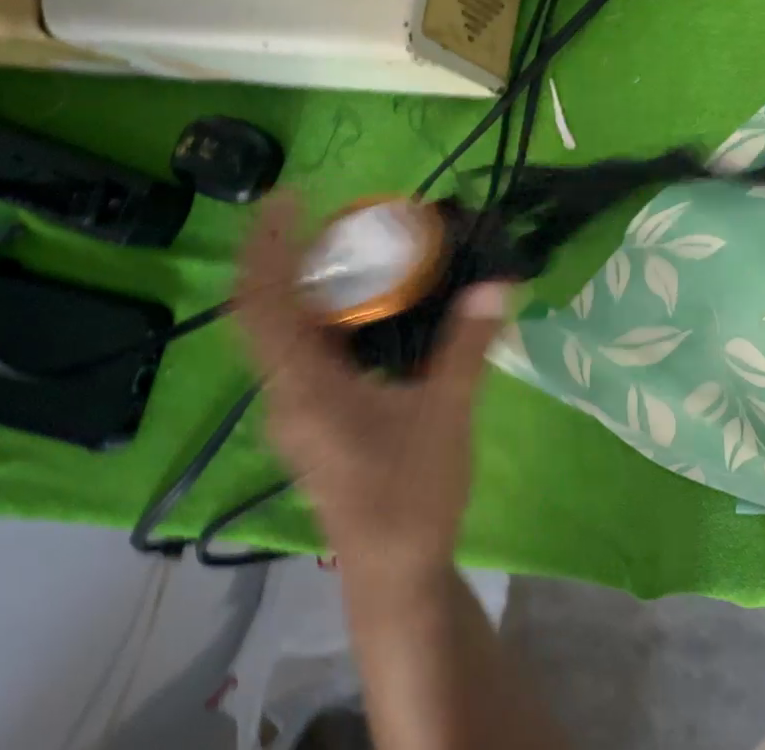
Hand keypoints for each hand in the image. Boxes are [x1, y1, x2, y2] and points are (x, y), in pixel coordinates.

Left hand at [234, 194, 505, 581]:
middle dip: (293, 261)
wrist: (396, 565)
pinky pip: (312, 356)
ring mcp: (300, 413)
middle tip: (342, 221)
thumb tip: (499, 284)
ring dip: (312, 291)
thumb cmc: (413, 490)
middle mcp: (287, 396)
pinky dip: (333, 322)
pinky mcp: (320, 424)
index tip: (292, 198)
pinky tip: (376, 317)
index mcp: (305, 390)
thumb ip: (468, 347)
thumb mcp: (447, 413)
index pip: (264, 305)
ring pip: (289, 337)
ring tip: (359, 256)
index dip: (270, 248)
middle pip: (268, 314)